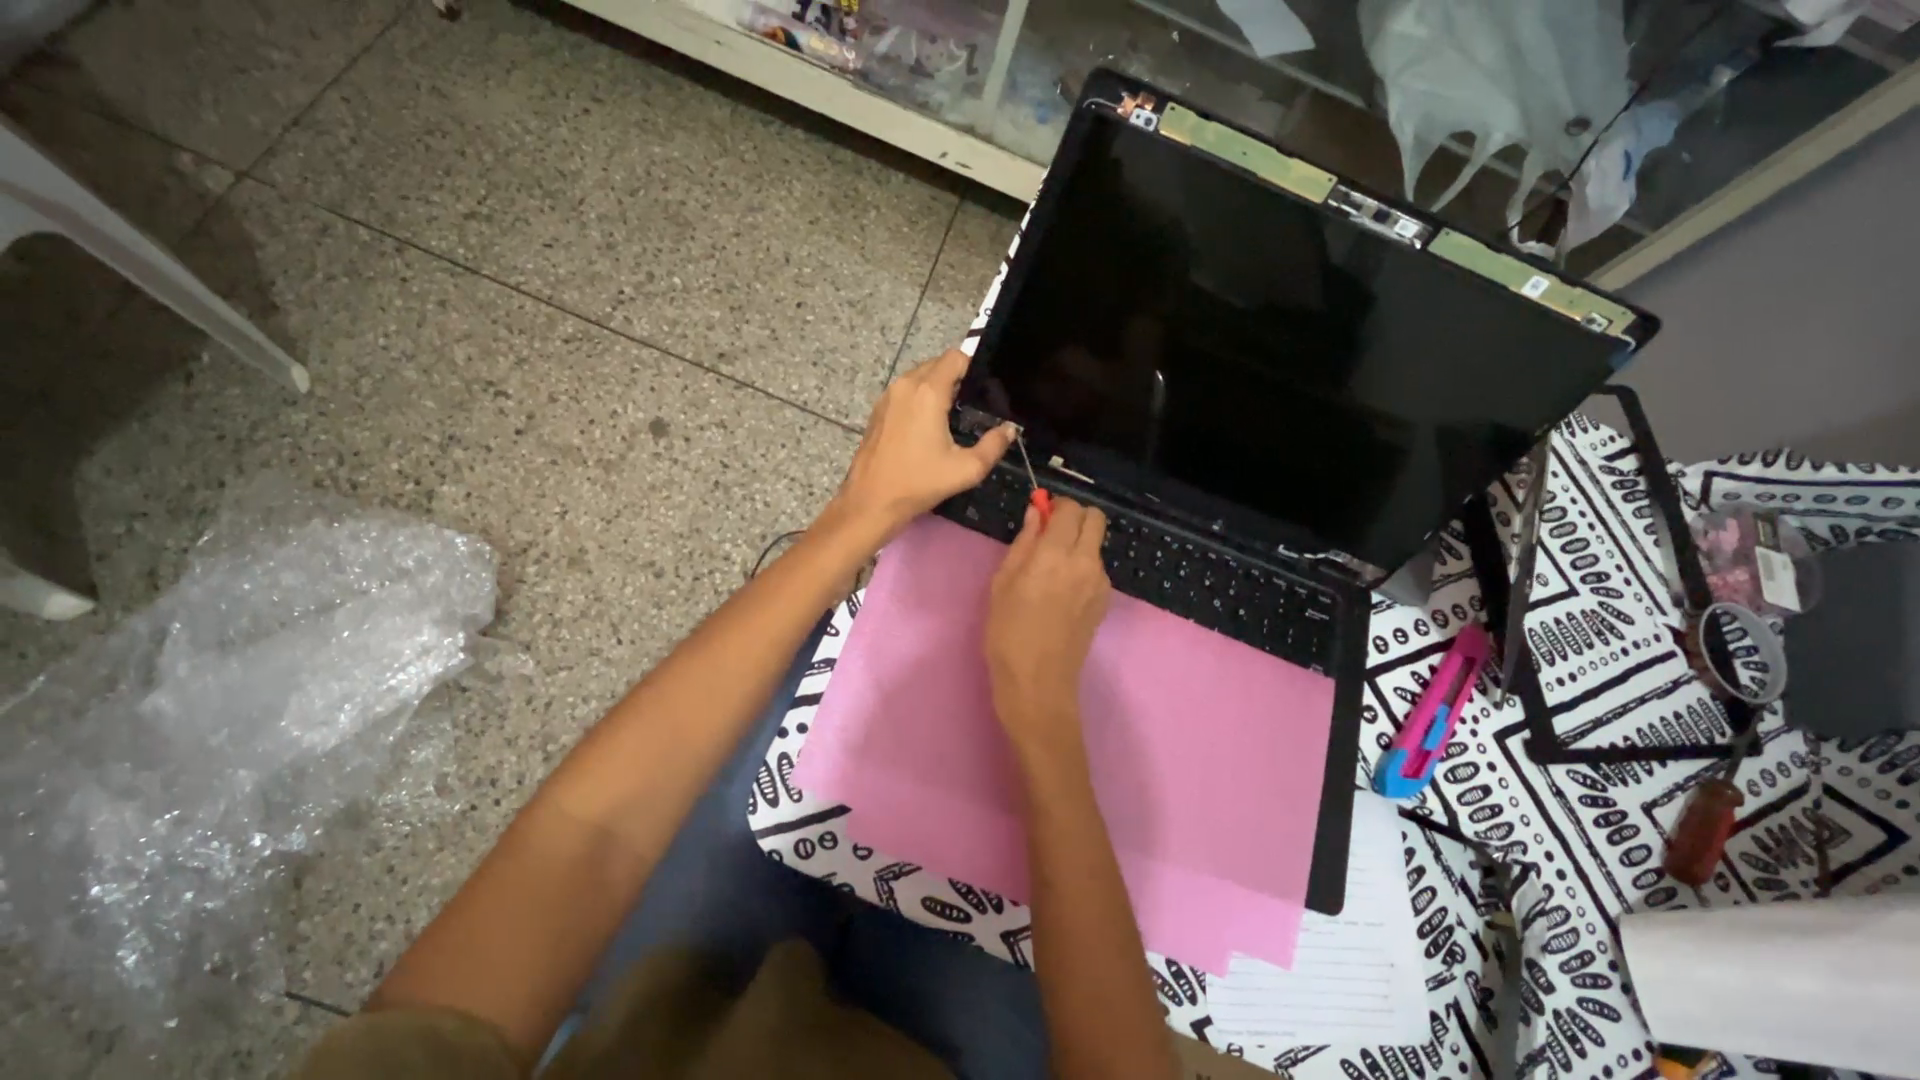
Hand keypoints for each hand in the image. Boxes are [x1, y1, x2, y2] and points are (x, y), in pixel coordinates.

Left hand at [827, 348, 1016, 543]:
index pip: (955, 357)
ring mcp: (888, 396)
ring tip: (952, 415)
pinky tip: (928, 426)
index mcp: (928, 392)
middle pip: (937, 364)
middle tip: (972, 405)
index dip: (974, 367)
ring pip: (919, 376)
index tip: (984, 389)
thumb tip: (1009, 429)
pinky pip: (905, 391)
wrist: (871, 501)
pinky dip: (920, 398)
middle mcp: (906, 385)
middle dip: (956, 378)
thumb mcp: (966, 469)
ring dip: (937, 387)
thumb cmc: (919, 483)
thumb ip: (994, 445)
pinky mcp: (878, 410)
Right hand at [985, 498, 1111, 758]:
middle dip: (1075, 518)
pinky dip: (1082, 568)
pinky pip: (1096, 569)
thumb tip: (1036, 513)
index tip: (1041, 515)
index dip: (1057, 506)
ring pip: (1096, 545)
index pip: (1071, 509)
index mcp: (1055, 554)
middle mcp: (1085, 562)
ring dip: (1078, 544)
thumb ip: (1023, 543)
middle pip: (1096, 519)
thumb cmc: (1007, 633)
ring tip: (1050, 571)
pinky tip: (1060, 593)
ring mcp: (1100, 583)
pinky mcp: (1104, 601)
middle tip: (1051, 534)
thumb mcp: (1002, 583)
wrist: (1037, 683)